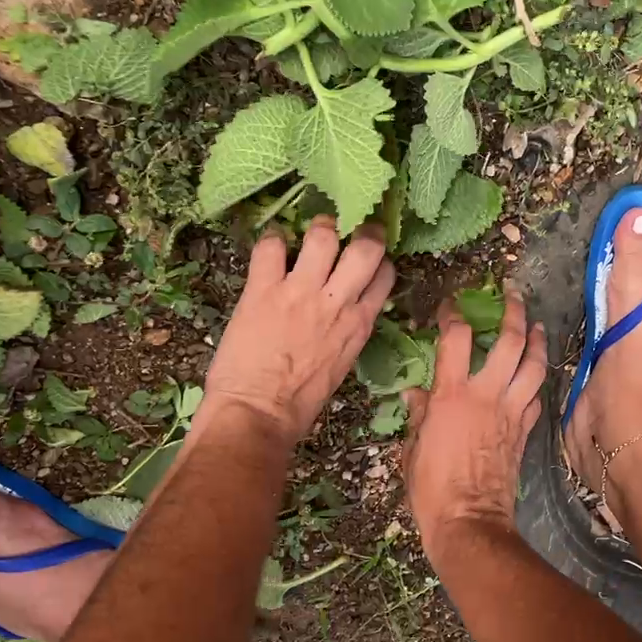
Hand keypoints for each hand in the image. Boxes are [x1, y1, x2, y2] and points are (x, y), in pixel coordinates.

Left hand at [198, 217, 394, 442]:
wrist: (257, 416)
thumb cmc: (298, 403)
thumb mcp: (340, 363)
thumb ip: (346, 329)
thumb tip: (341, 310)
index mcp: (358, 323)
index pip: (384, 274)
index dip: (378, 259)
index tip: (366, 255)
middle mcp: (336, 301)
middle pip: (365, 247)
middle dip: (362, 230)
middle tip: (350, 226)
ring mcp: (300, 292)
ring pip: (322, 236)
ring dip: (318, 227)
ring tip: (309, 232)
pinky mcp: (264, 290)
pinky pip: (271, 247)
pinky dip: (272, 240)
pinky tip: (272, 245)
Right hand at [401, 282, 547, 558]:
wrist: (470, 524)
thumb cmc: (431, 489)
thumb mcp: (413, 448)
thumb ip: (419, 415)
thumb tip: (415, 394)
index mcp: (452, 394)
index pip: (457, 338)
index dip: (454, 315)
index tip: (451, 305)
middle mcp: (486, 394)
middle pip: (510, 341)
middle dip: (514, 312)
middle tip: (513, 294)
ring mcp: (510, 411)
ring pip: (534, 365)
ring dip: (538, 341)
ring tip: (538, 325)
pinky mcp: (525, 432)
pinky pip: (537, 398)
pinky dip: (539, 381)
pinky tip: (538, 374)